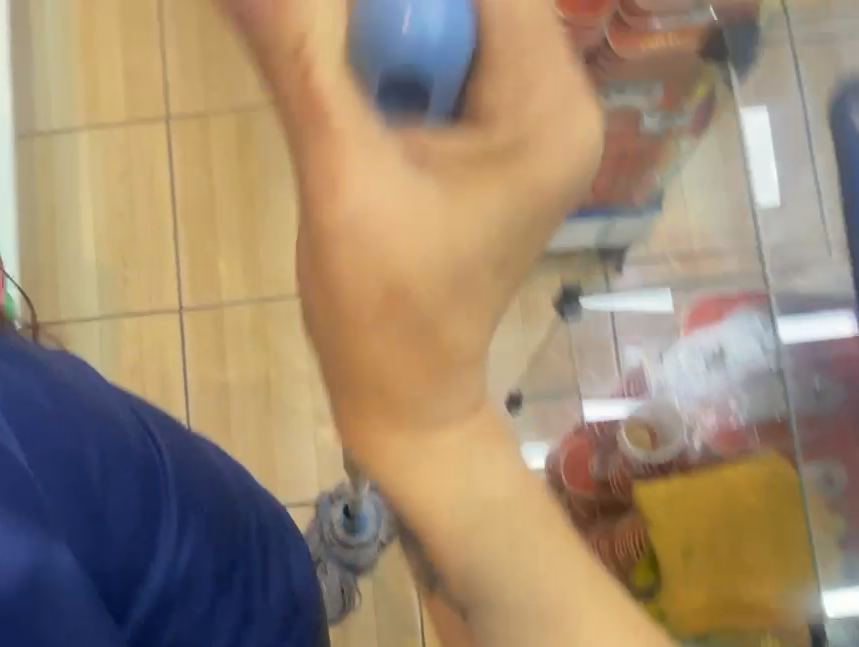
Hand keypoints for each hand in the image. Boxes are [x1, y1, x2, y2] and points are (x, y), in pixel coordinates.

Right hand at [220, 0, 601, 457]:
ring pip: (454, 27)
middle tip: (339, 74)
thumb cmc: (382, 313)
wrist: (404, 395)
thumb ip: (299, 60)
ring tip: (358, 122)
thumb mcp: (340, 181)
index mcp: (547, 109)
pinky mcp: (497, 148)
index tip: (341, 29)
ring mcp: (530, 127)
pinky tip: (363, 115)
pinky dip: (393, 70)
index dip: (401, 0)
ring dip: (385, 40)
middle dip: (391, 20)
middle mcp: (558, 104)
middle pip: (471, 3)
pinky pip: (446, 68)